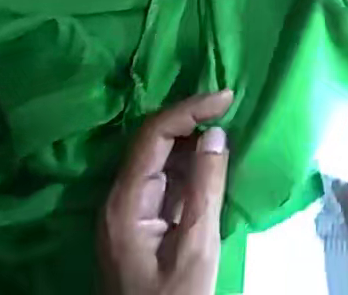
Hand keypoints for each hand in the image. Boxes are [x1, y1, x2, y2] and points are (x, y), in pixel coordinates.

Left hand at [99, 90, 234, 294]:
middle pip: (153, 142)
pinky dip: (190, 166)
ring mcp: (129, 212)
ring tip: (226, 126)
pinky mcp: (141, 225)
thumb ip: (206, 189)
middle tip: (228, 106)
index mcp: (125, 203)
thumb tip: (216, 134)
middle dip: (190, 119)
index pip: (154, 135)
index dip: (189, 108)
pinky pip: (165, 181)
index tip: (226, 97)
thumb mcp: (195, 251)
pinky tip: (213, 161)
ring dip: (192, 141)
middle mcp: (120, 199)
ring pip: (159, 159)